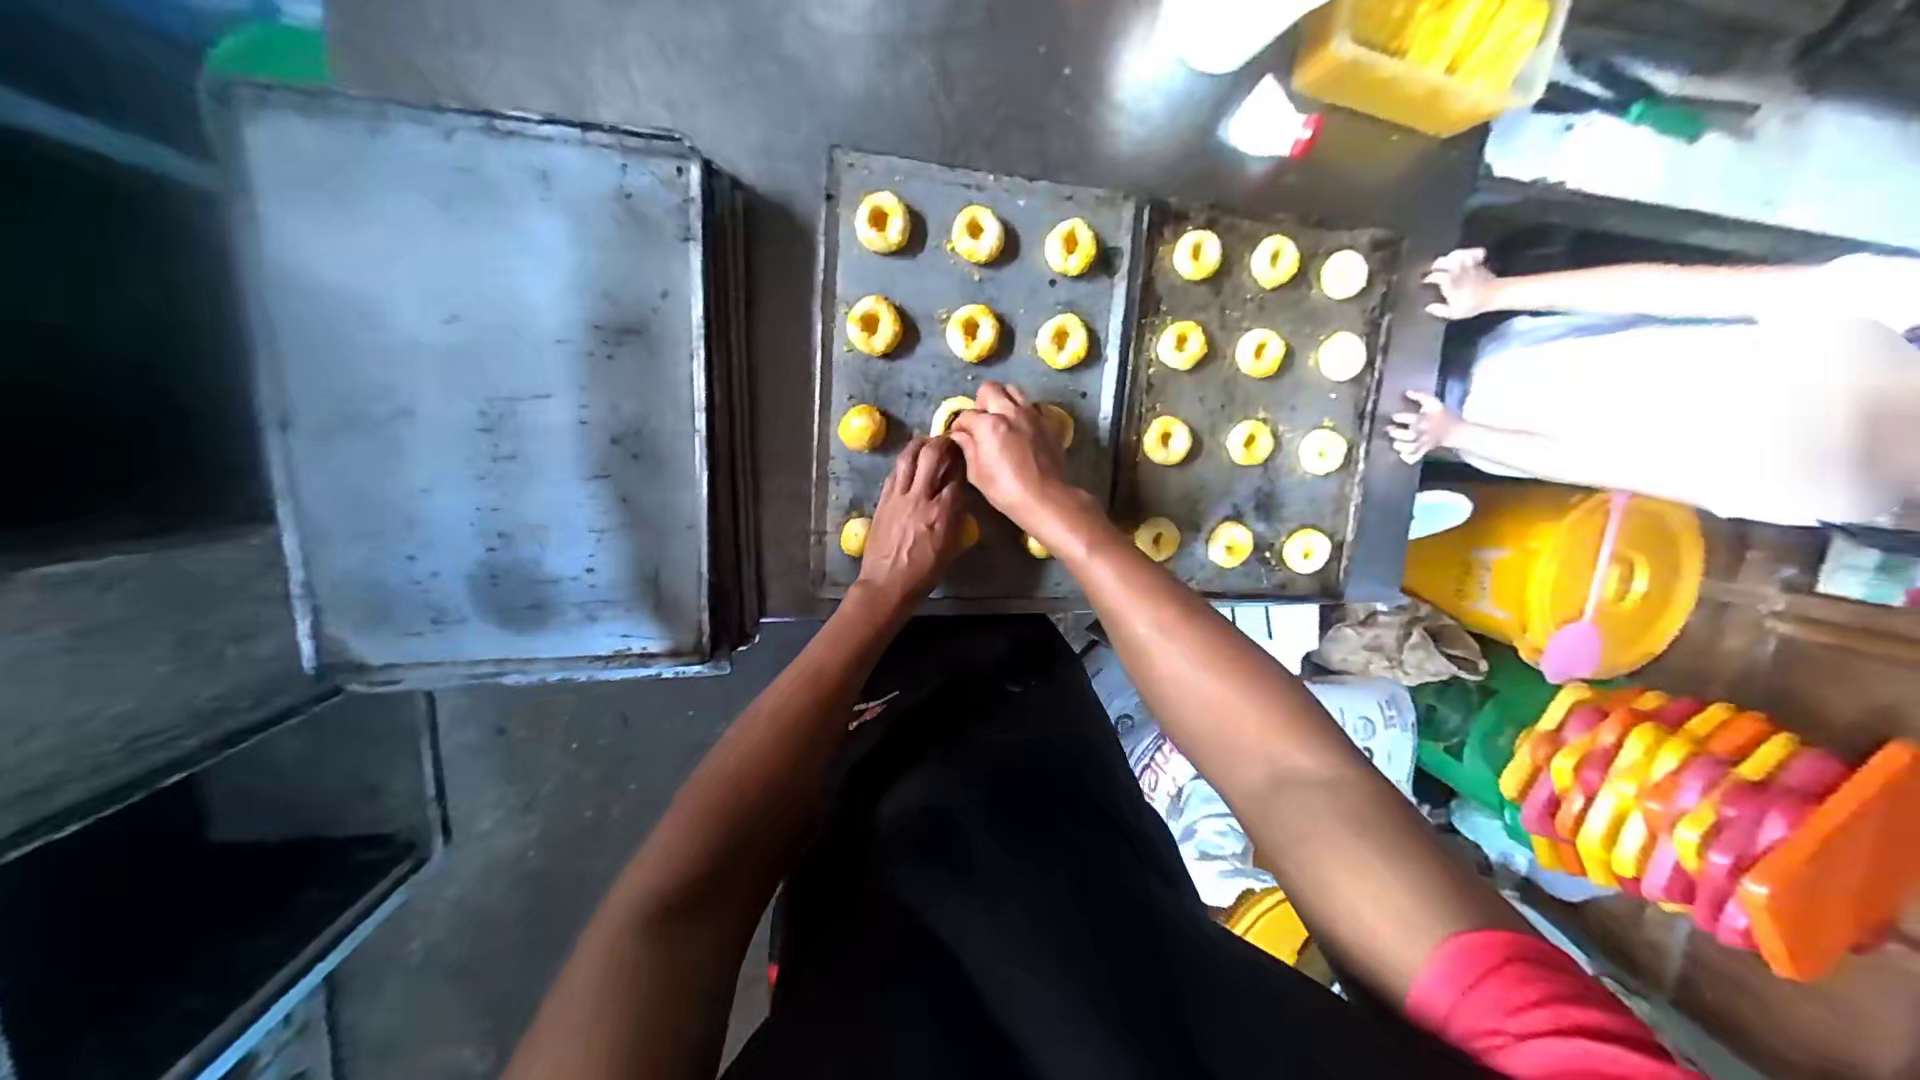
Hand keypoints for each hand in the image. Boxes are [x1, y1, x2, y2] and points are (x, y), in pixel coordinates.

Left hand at [855, 436, 966, 609]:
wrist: (887, 583)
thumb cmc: (924, 572)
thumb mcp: (952, 547)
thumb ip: (957, 518)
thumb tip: (960, 498)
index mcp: (942, 512)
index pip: (957, 475)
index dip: (963, 462)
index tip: (967, 457)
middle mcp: (920, 498)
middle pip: (932, 455)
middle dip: (942, 442)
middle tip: (948, 440)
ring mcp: (898, 497)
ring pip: (908, 457)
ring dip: (919, 444)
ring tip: (927, 442)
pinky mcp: (883, 500)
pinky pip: (895, 473)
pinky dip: (904, 463)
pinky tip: (910, 464)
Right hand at [947, 382, 1081, 538]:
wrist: (1045, 497)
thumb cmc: (1005, 490)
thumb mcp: (977, 473)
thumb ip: (968, 448)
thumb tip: (960, 435)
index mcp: (988, 424)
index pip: (966, 414)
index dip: (959, 425)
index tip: (959, 436)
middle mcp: (1010, 411)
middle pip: (990, 389)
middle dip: (980, 402)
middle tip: (981, 421)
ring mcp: (1032, 414)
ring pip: (1014, 390)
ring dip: (1004, 399)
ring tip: (1002, 418)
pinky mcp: (1048, 421)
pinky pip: (1034, 405)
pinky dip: (1025, 410)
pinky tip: (1022, 425)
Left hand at [1387, 390, 1459, 463]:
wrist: (1455, 431)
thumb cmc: (1441, 415)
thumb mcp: (1433, 403)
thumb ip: (1421, 396)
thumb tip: (1407, 392)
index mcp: (1423, 419)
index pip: (1409, 418)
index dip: (1398, 417)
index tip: (1392, 416)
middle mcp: (1422, 432)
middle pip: (1407, 435)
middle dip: (1395, 433)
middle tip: (1388, 430)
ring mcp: (1423, 443)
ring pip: (1410, 447)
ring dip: (1400, 446)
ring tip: (1395, 443)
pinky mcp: (1424, 450)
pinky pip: (1415, 456)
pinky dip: (1408, 457)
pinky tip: (1402, 454)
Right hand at [1422, 247, 1497, 318]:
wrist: (1496, 294)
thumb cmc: (1473, 304)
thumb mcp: (1454, 313)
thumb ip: (1440, 310)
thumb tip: (1428, 307)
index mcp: (1449, 283)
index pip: (1434, 276)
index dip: (1428, 278)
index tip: (1424, 282)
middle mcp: (1457, 271)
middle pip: (1442, 261)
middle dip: (1436, 265)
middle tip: (1433, 269)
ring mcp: (1468, 264)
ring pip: (1455, 254)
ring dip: (1449, 257)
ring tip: (1446, 260)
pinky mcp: (1477, 262)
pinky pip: (1471, 252)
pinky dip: (1466, 252)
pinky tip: (1463, 256)